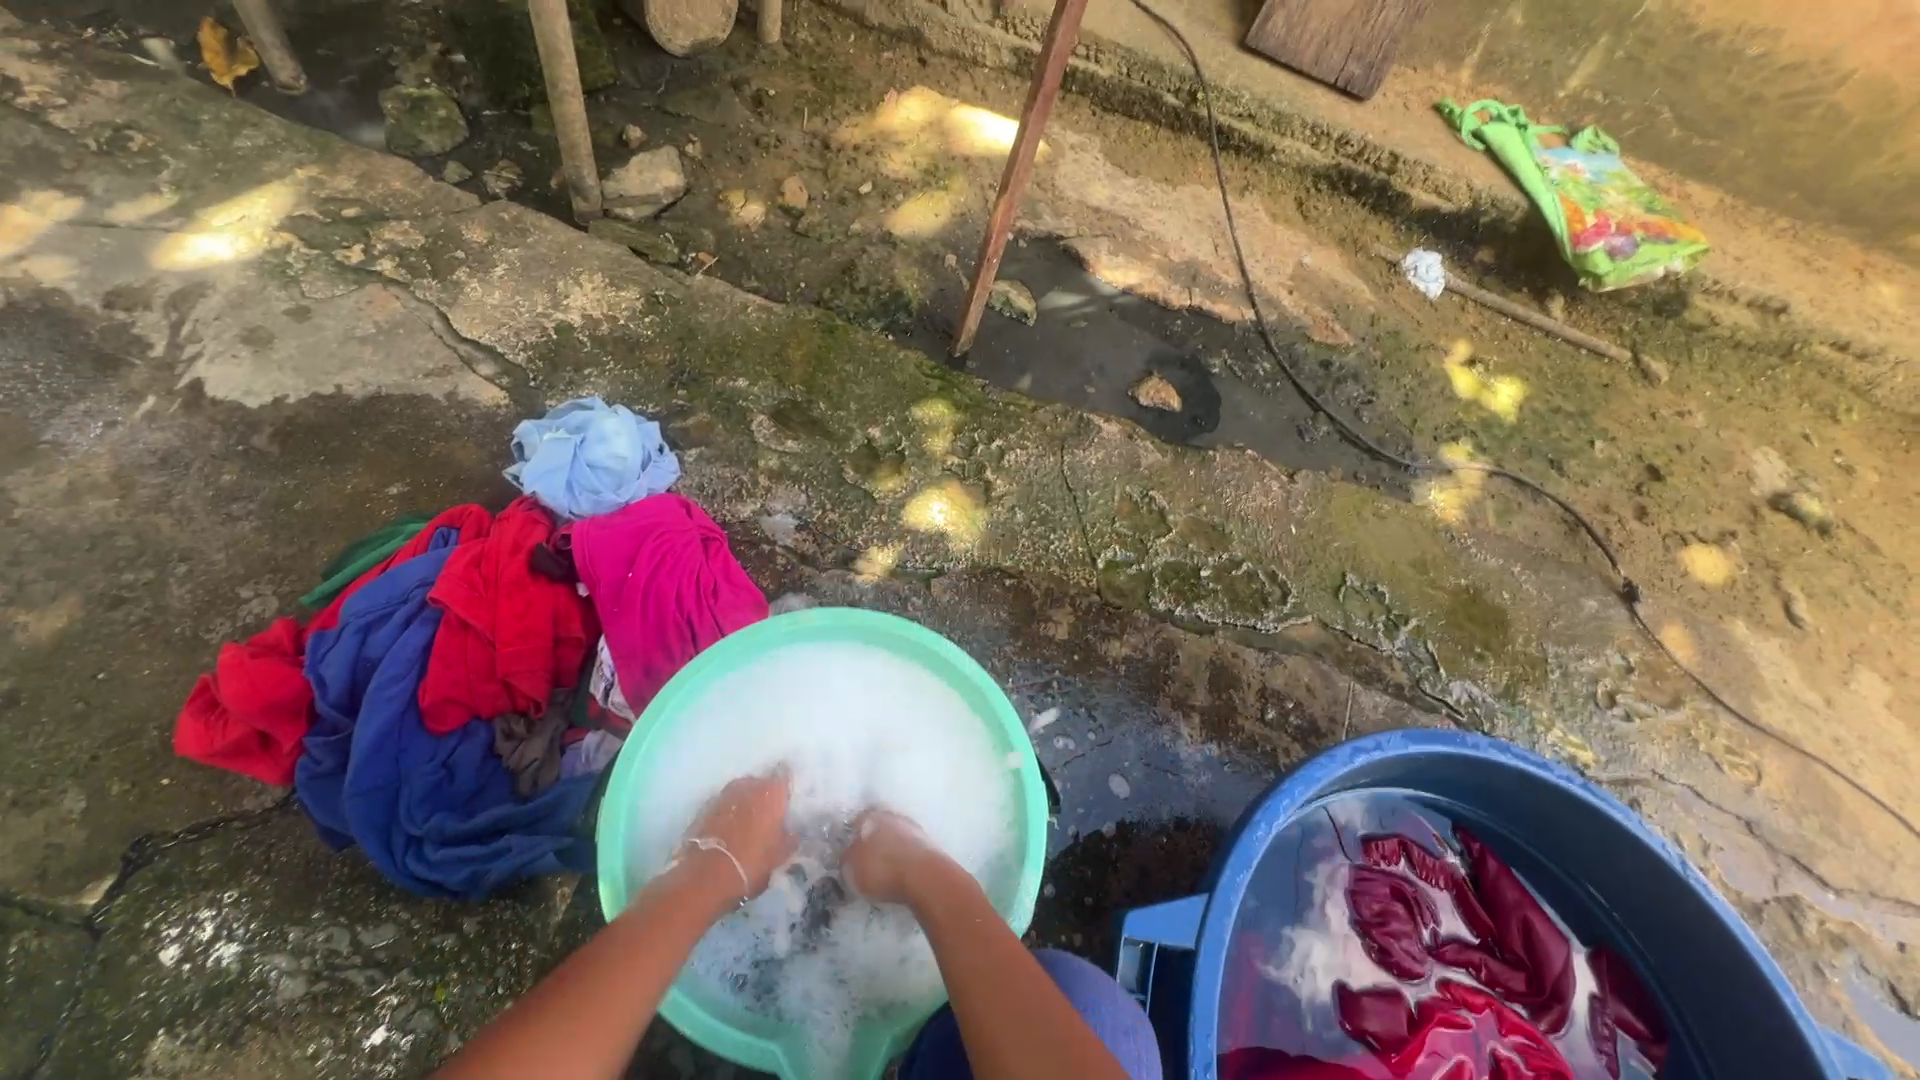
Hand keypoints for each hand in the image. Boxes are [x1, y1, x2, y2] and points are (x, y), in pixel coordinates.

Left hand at [680, 772, 795, 901]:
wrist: (705, 876)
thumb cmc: (752, 862)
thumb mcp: (780, 855)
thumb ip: (790, 838)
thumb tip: (792, 832)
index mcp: (772, 791)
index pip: (785, 775)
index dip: (787, 787)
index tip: (788, 800)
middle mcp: (748, 785)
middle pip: (761, 783)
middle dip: (765, 796)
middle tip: (769, 816)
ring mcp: (723, 794)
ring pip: (740, 793)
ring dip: (745, 804)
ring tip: (748, 824)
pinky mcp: (704, 808)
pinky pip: (724, 805)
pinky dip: (728, 814)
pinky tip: (729, 831)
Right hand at [843, 810, 948, 905]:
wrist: (924, 876)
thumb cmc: (881, 869)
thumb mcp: (851, 869)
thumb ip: (847, 859)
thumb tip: (849, 856)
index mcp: (870, 818)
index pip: (857, 823)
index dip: (852, 839)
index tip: (850, 855)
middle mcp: (892, 817)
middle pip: (878, 828)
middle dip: (873, 842)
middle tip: (868, 862)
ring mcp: (913, 828)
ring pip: (896, 837)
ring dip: (891, 850)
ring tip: (886, 871)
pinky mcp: (929, 844)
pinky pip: (910, 850)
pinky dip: (905, 859)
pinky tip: (902, 874)